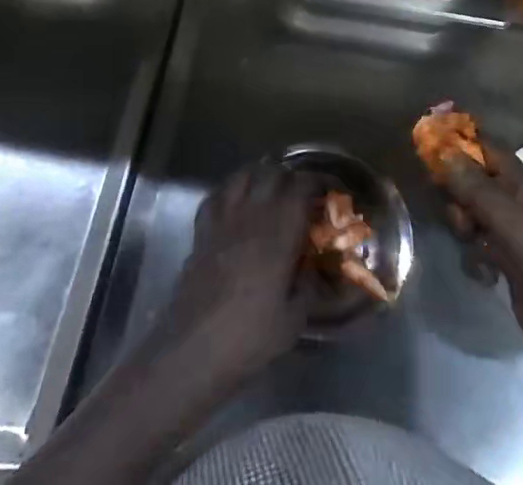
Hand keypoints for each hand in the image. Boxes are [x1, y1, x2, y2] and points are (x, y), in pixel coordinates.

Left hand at [151, 163, 320, 388]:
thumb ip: (308, 284)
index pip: (300, 188)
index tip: (327, 191)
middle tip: (301, 193)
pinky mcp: (201, 231)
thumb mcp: (294, 317)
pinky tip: (237, 204)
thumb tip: (314, 266)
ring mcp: (221, 220)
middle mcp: (250, 217)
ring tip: (271, 190)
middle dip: (290, 177)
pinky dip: (230, 191)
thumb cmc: (250, 336)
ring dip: (260, 176)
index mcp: (278, 234)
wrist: (195, 348)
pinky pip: (216, 196)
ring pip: (242, 176)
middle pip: (271, 174)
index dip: (316, 182)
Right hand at [440, 140, 522, 408]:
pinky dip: (473, 252)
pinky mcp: (508, 256)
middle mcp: (518, 201)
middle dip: (456, 191)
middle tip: (457, 213)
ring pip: (471, 209)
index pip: (486, 147)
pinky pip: (477, 239)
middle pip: (473, 178)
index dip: (457, 138)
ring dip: (463, 223)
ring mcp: (514, 230)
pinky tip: (483, 272)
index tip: (425, 137)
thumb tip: (445, 152)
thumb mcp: (514, 231)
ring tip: (471, 243)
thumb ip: (479, 192)